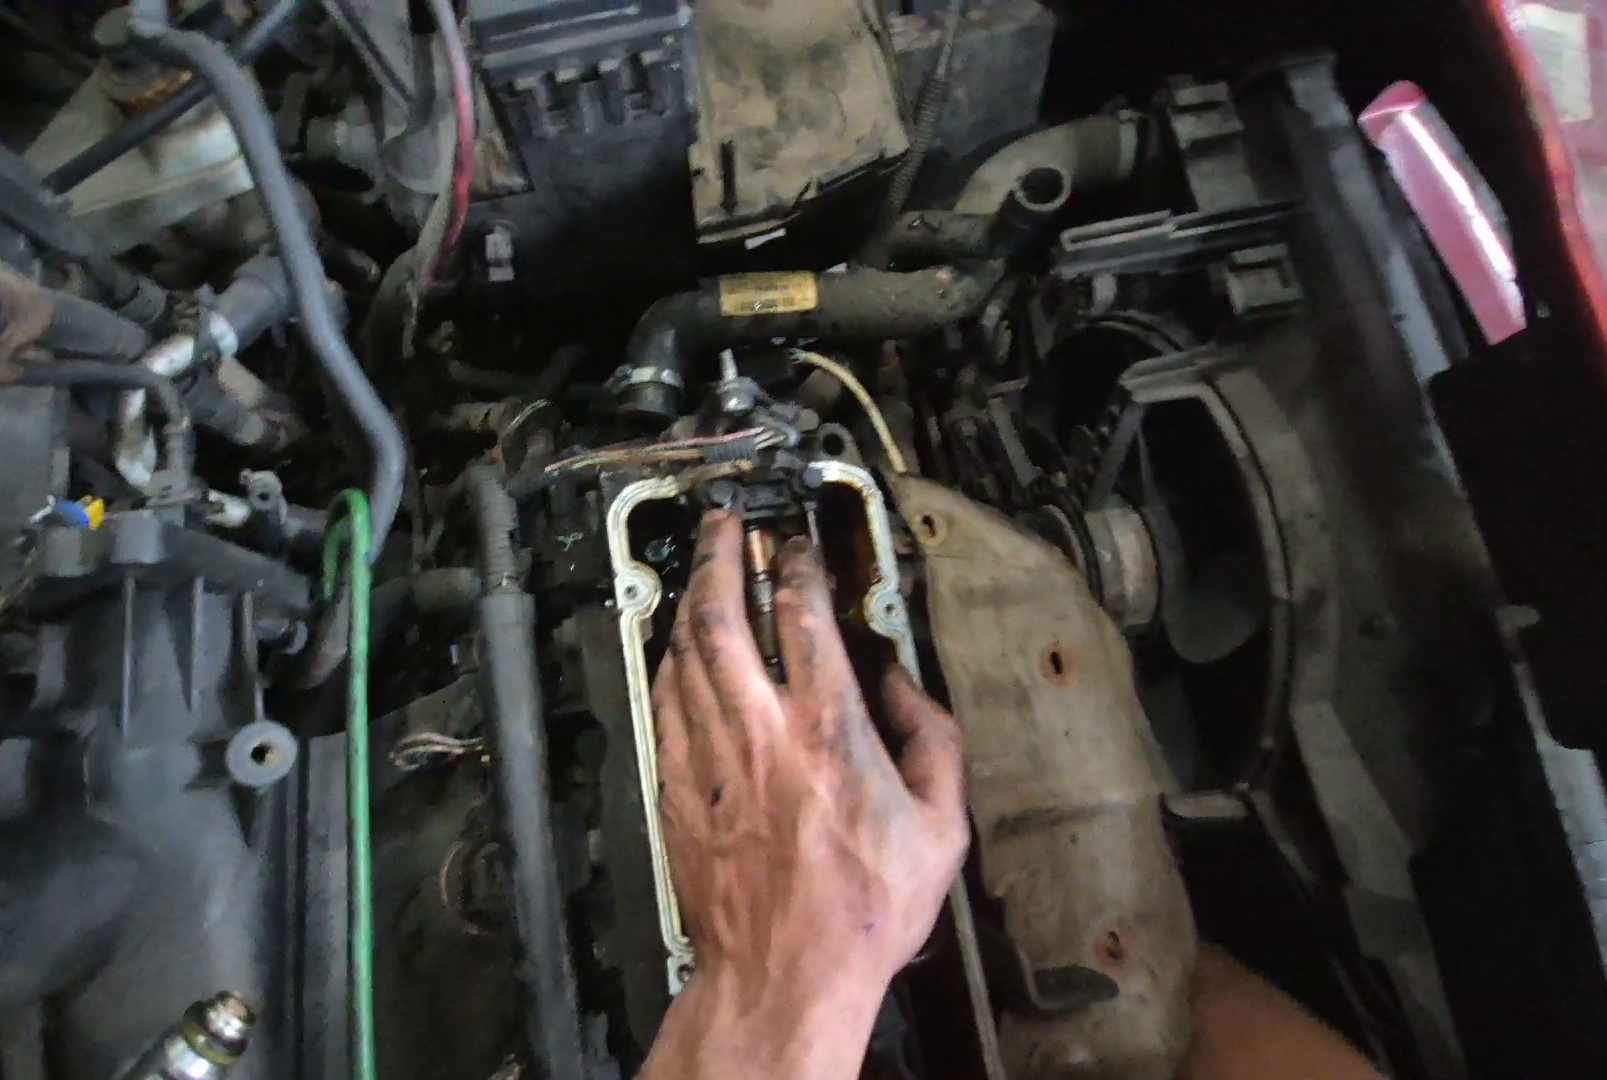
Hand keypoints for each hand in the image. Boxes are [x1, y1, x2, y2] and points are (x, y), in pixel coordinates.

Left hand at [637, 511, 968, 1079]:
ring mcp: (712, 757)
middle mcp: (763, 733)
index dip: (797, 568)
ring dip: (691, 600)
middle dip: (718, 558)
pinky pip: (665, 703)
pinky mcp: (680, 785)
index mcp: (829, 735)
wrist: (784, 974)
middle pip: (723, 620)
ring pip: (686, 654)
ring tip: (700, 568)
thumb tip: (901, 681)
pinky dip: (670, 662)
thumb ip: (931, 738)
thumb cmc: (863, 908)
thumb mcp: (941, 829)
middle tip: (720, 525)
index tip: (796, 550)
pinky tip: (677, 645)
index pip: (804, 620)